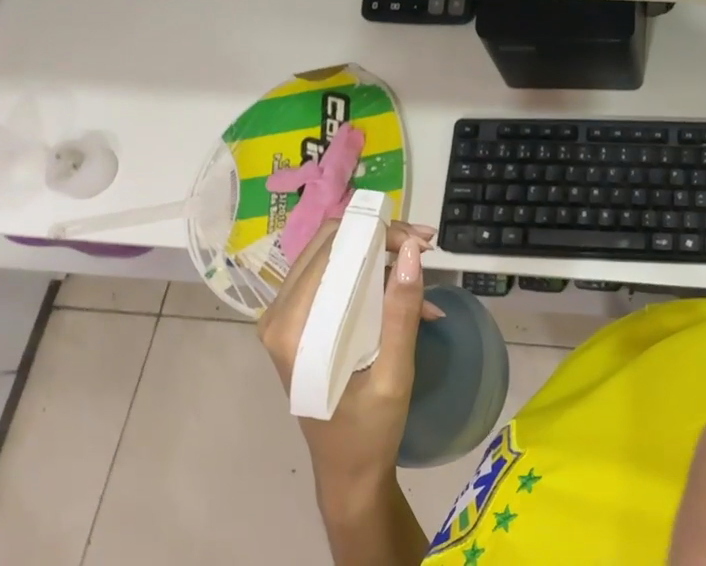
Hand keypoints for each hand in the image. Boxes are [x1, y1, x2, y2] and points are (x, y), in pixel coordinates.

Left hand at [258, 215, 440, 492]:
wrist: (348, 472)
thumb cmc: (369, 430)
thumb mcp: (394, 374)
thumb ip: (400, 311)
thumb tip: (411, 250)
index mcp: (294, 328)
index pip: (332, 248)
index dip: (379, 233)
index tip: (422, 243)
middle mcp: (279, 315)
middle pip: (330, 244)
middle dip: (382, 238)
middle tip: (426, 248)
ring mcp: (286, 318)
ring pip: (333, 256)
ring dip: (379, 254)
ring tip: (423, 266)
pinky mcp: (298, 324)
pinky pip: (333, 278)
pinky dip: (371, 276)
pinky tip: (409, 296)